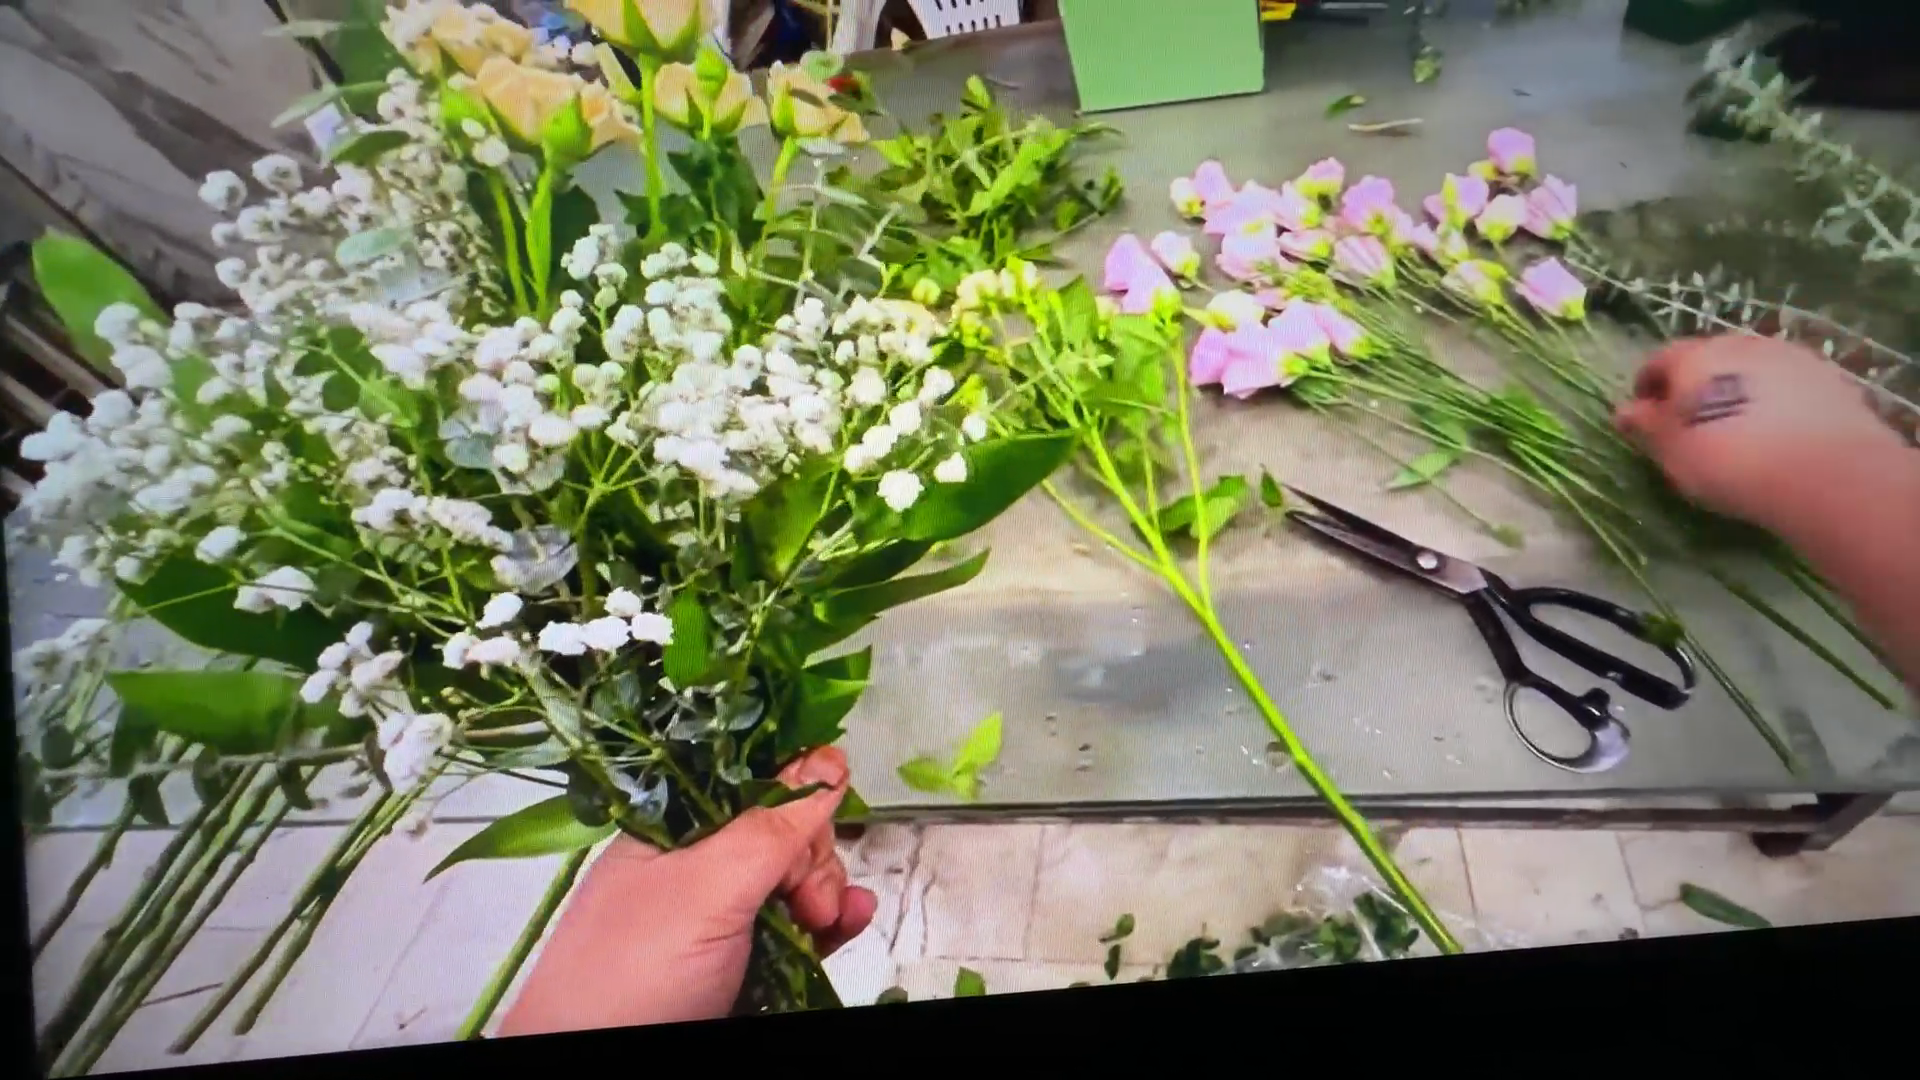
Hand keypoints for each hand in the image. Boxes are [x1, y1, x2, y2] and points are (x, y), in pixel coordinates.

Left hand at [496, 747, 876, 1035]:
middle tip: (808, 895)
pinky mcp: (750, 957)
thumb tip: (828, 763)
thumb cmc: (631, 975)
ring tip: (827, 919)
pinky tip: (851, 917)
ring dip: (830, 886)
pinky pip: (804, 921)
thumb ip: (770, 827)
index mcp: (678, 827)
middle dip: (812, 852)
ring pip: (799, 874)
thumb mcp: (705, 888)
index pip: (751, 776)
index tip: (830, 789)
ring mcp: (727, 912)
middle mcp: (703, 862)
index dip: (795, 780)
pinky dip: (835, 916)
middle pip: (784, 827)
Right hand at [1613, 335, 1905, 536]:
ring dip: (1734, 389)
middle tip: (1686, 420)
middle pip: (1709, 358)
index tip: (1643, 415)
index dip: (1647, 386)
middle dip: (1693, 383)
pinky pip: (1785, 384)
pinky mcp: (1831, 379)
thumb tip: (1626, 411)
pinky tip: (1767, 430)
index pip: (1659, 360)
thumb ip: (1644, 423)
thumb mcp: (1666, 446)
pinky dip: (1770, 399)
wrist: (1823, 474)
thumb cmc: (1722, 457)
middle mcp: (1744, 346)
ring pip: (1750, 368)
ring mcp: (1794, 359)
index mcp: (1696, 357)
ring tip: (1729, 425)